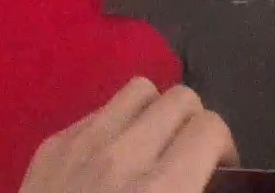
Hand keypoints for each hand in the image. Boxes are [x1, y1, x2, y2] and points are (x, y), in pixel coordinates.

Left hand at [21, 77, 238, 192]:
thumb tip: (200, 186)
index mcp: (160, 190)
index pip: (210, 127)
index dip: (223, 148)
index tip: (219, 173)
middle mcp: (123, 154)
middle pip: (180, 97)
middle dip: (194, 125)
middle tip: (190, 159)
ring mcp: (81, 143)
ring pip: (139, 90)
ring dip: (155, 114)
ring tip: (152, 148)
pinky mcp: (51, 146)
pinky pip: (98, 112)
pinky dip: (115, 128)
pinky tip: (107, 166)